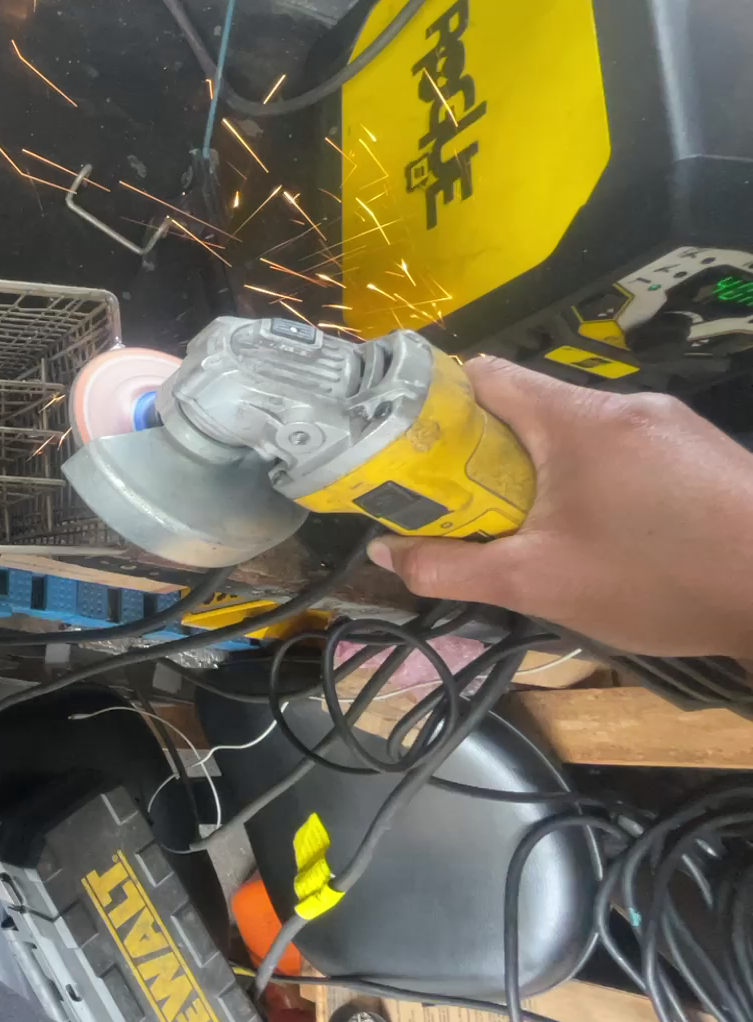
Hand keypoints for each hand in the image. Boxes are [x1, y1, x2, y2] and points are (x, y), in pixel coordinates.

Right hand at [369, 356, 752, 658]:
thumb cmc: (665, 580)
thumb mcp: (532, 583)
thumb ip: (444, 567)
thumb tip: (384, 550)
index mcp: (581, 421)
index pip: (483, 376)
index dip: (432, 403)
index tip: (403, 446)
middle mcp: (626, 409)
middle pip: (518, 409)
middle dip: (470, 451)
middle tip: (443, 498)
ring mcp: (668, 431)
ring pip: (561, 435)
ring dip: (520, 471)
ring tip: (504, 521)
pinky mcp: (697, 457)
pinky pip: (606, 453)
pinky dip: (569, 480)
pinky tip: (573, 527)